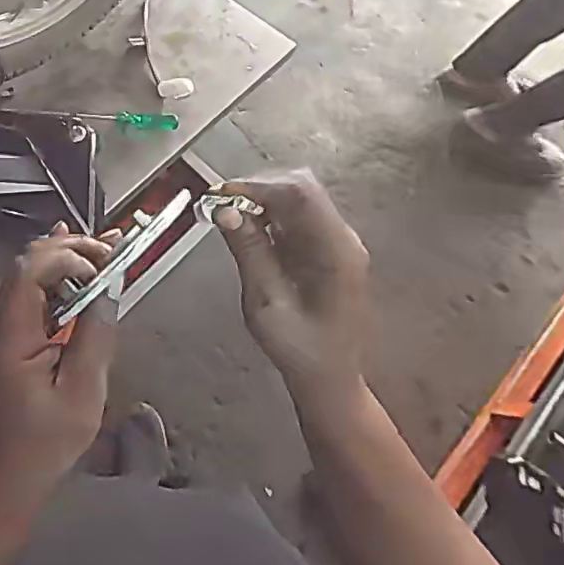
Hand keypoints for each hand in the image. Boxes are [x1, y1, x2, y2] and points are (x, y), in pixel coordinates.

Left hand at [0, 224, 118, 511]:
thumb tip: (110, 288)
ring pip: (32, 270)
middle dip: (72, 248)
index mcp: (12, 333)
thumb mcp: (82, 391)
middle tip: (112, 251)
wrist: (10, 475)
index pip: (31, 269)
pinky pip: (35, 289)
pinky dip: (61, 272)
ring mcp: (4, 325)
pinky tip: (81, 261)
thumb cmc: (45, 442)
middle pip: (30, 261)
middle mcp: (1, 321)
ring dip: (69, 255)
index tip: (103, 269)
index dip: (68, 256)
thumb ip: (96, 334)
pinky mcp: (14, 334)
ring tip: (106, 251)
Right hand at [213, 171, 372, 404]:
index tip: (222, 193)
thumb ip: (249, 253)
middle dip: (258, 188)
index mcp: (337, 251)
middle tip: (221, 203)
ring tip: (230, 215)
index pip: (300, 194)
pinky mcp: (325, 248)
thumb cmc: (301, 350)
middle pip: (302, 188)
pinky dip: (270, 215)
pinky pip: (297, 217)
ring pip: (299, 198)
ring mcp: (336, 242)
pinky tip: (249, 229)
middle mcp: (342, 238)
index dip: (258, 186)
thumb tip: (226, 212)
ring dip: (262, 200)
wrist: (330, 378)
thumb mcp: (267, 304)